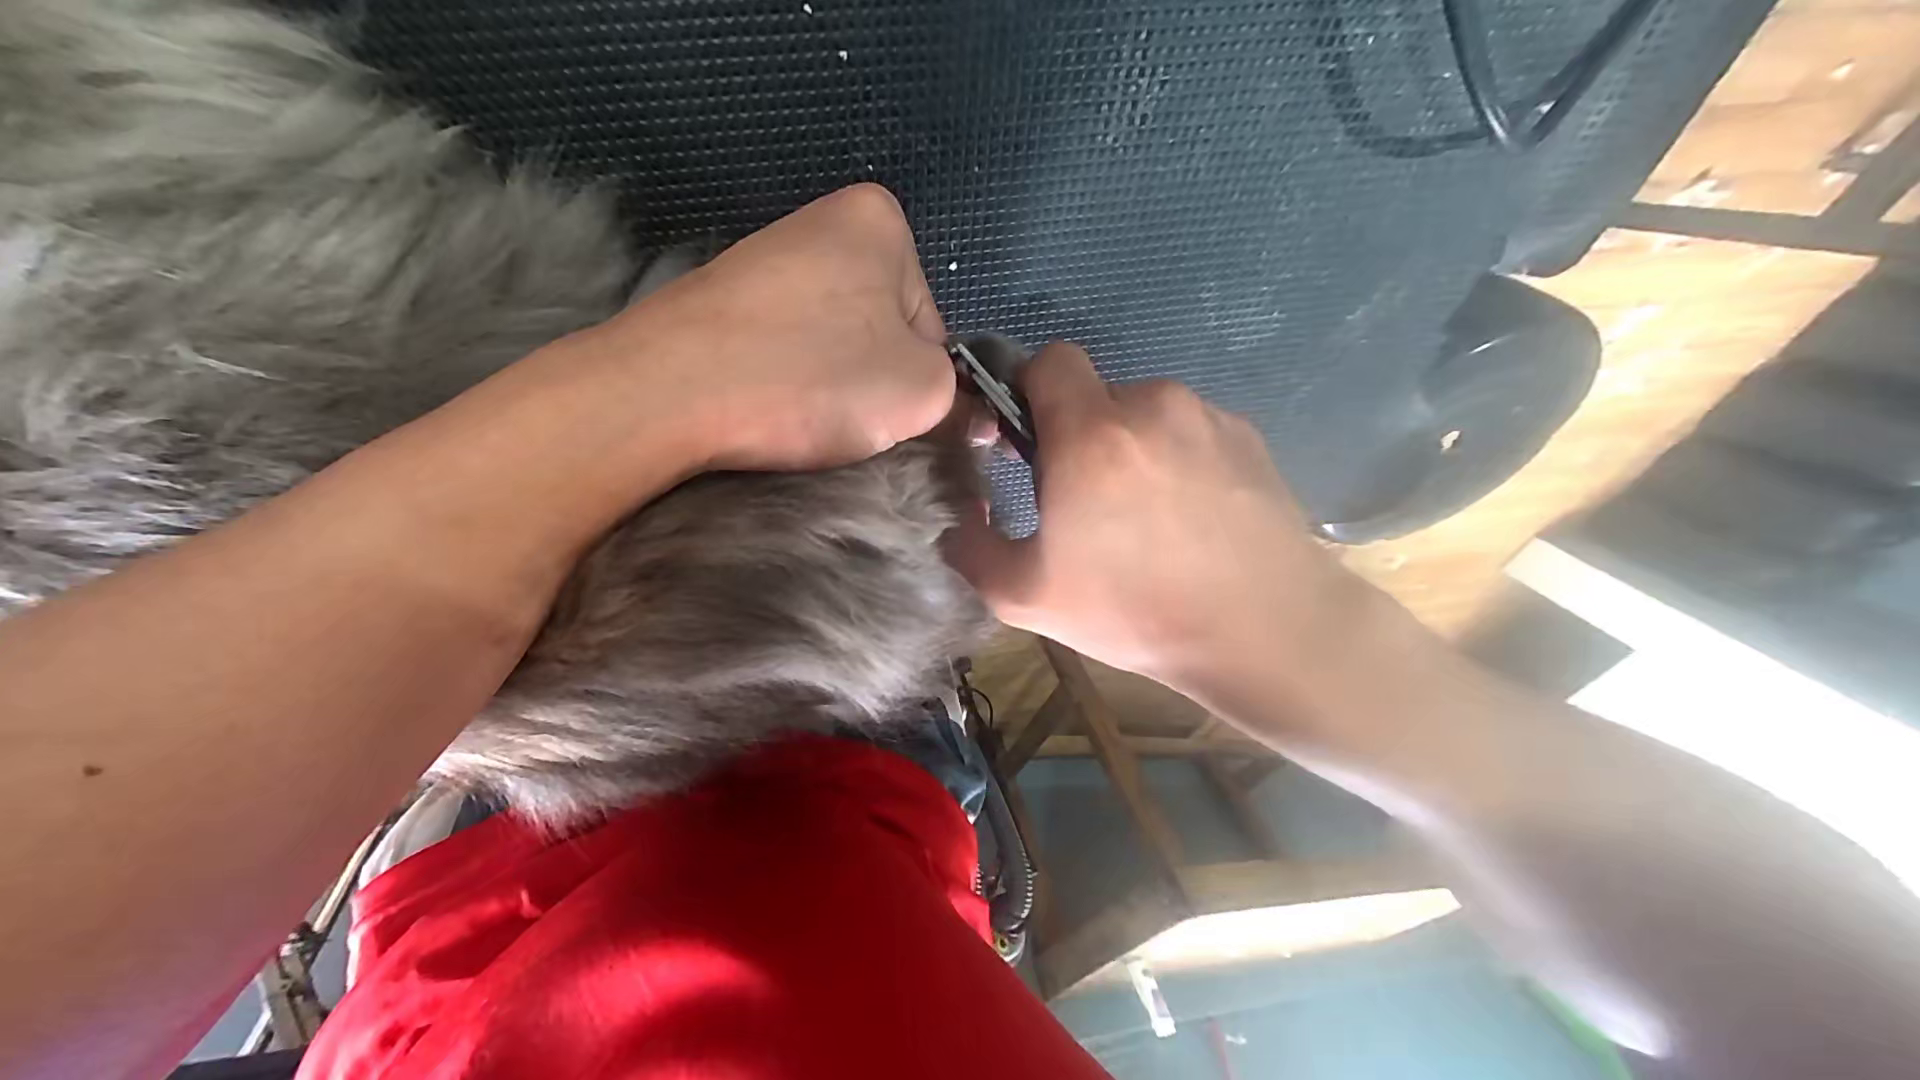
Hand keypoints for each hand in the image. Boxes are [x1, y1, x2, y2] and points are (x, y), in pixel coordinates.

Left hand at [568, 183, 955, 471]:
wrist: (668, 392)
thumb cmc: (813, 376)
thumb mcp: (920, 392)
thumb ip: (962, 400)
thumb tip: (975, 421)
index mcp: (880, 222)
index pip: (935, 326)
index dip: (927, 386)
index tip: (900, 419)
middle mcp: (821, 225)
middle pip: (885, 334)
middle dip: (879, 386)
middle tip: (854, 425)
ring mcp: (768, 264)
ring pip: (837, 350)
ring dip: (837, 392)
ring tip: (810, 421)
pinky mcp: (727, 305)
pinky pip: (790, 355)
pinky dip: (794, 388)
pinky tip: (778, 411)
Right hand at [948, 343, 1361, 699]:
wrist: (1265, 633)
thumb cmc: (1136, 612)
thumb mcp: (1024, 596)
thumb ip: (970, 545)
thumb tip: (958, 511)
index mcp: (1091, 433)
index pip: (1049, 360)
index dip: (1030, 392)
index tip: (1033, 443)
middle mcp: (1151, 404)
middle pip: (1095, 393)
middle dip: (1079, 432)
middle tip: (1088, 501)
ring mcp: (1206, 416)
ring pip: (1144, 412)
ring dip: (1130, 448)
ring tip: (1146, 516)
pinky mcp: (1247, 435)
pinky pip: (1189, 429)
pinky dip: (1176, 458)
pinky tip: (1191, 516)